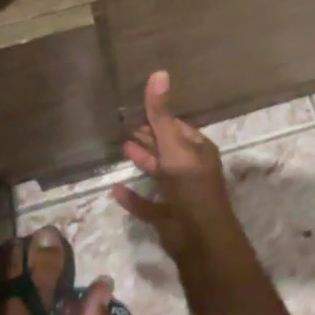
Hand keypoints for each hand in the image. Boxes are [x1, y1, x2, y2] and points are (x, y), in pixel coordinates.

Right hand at [113, 72, 244, 263]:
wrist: (200, 240)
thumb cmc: (191, 187)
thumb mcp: (174, 146)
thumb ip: (161, 115)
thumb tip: (159, 73)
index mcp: (198, 151)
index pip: (178, 128)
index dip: (160, 120)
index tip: (139, 112)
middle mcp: (191, 170)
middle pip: (168, 150)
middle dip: (150, 138)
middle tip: (126, 128)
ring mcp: (180, 195)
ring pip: (159, 174)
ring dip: (143, 162)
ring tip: (121, 150)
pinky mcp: (168, 218)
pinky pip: (148, 203)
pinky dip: (133, 197)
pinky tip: (115, 190)